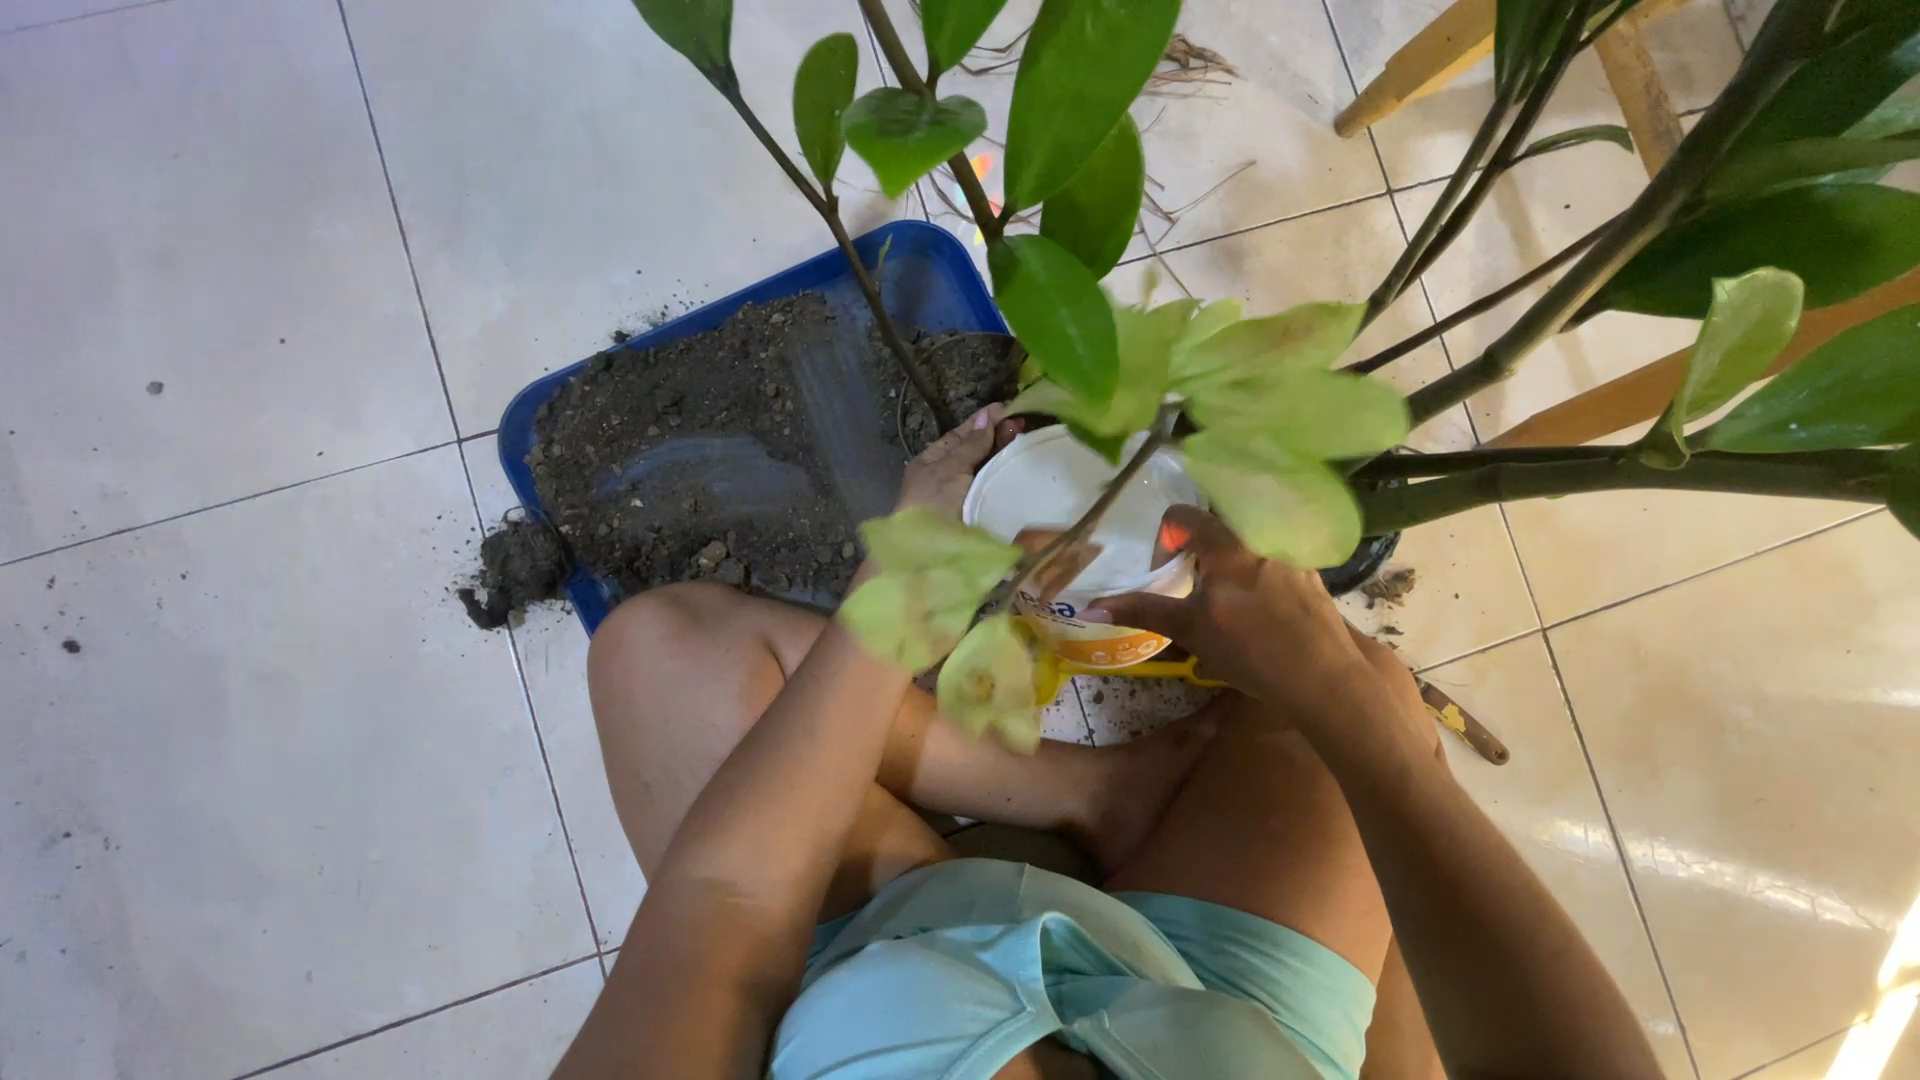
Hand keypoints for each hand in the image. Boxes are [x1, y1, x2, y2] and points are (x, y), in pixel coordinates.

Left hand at [894, 404, 1020, 516]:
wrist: (927, 557)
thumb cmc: (930, 507)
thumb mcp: (948, 470)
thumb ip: (970, 445)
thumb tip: (987, 416)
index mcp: (933, 462)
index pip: (961, 435)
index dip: (983, 421)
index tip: (1008, 408)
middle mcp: (949, 477)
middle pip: (977, 451)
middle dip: (998, 436)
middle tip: (1024, 423)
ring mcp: (966, 497)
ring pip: (989, 470)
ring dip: (1006, 455)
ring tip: (1028, 440)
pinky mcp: (982, 515)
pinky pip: (997, 491)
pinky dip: (1010, 480)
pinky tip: (1026, 470)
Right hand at [1087, 506, 1407, 728]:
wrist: (1325, 679)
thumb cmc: (1250, 651)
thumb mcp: (1190, 631)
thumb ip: (1142, 610)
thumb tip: (1090, 606)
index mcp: (1226, 545)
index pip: (1184, 516)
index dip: (1166, 541)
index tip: (1168, 574)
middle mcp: (1261, 538)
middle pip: (1219, 527)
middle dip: (1200, 553)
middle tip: (1197, 591)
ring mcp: (1291, 555)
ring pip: (1248, 543)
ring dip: (1230, 564)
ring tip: (1230, 606)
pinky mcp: (1313, 575)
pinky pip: (1274, 560)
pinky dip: (1259, 576)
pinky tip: (1263, 615)